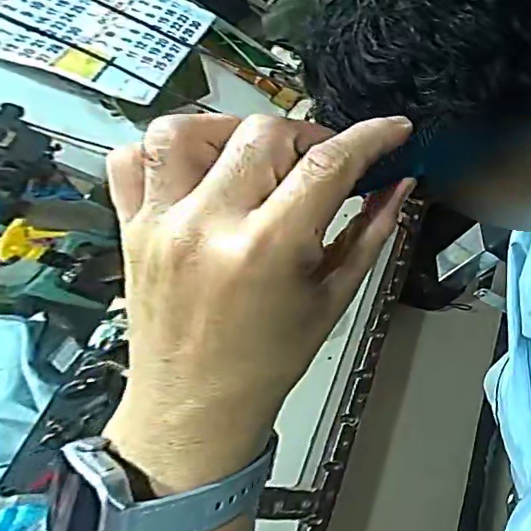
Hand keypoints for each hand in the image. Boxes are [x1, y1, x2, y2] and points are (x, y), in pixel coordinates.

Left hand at [102, 113, 413, 490]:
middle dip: (314, 137)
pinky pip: (134, 158)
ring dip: (240, 130)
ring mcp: (159, 221)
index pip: (329, 164)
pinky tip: (210, 167)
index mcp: (268, 246)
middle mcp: (207, 224)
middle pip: (265, 133)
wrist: (195, 400)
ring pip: (188, 130)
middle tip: (332, 162)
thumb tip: (400, 185)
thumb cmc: (274, 352)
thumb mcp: (339, 289)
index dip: (372, 137)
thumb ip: (373, 228)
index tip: (395, 130)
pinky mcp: (130, 226)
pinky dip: (174, 148)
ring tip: (267, 155)